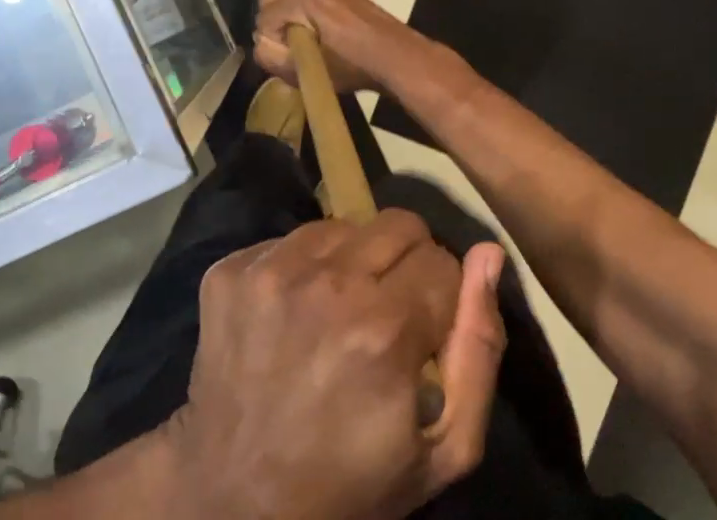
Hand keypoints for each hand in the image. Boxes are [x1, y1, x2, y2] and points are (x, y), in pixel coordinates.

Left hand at [167, 210, 507, 519]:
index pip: (445, 262)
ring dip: (353, 261)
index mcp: (383, 327)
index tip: (426, 336)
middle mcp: (324, 282)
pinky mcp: (229, 271)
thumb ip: (480, 349)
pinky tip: (296, 313)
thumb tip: (488, 255)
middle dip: (408, 264)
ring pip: (343, 226)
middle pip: (398, 225)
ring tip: (339, 313)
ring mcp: (267, 271)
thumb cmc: (350, 480)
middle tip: (390, 313)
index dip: (445, 300)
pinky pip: (288, 240)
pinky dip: (303, 268)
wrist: (235, 492)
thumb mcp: (446, 448)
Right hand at [254, 0, 426, 94]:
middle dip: (276, 25)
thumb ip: (271, 58)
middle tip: (292, 50)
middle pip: (272, 0)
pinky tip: (327, 36)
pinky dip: (309, 14)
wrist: (397, 57)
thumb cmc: (351, 66)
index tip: (288, 58)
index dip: (270, 42)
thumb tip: (262, 45)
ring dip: (292, 19)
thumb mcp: (305, 72)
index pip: (263, 17)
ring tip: (310, 44)